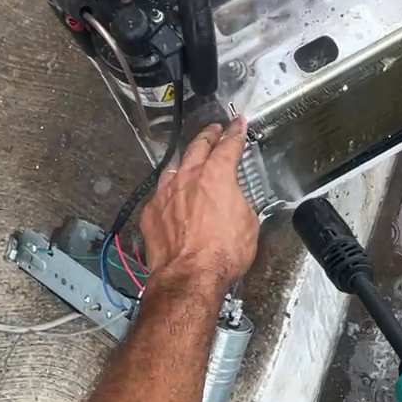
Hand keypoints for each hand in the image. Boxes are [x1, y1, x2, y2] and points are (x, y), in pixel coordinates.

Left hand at [139, 117, 259, 295]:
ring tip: (190, 162)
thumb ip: (240, 204)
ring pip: (175, 167)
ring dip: (185, 162)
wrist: (190, 276)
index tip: (238, 125)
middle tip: (214, 131)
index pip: (228, 145)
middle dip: (208, 136)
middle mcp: (188, 178)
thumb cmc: (222, 253)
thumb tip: (235, 204)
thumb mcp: (249, 224)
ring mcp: (166, 193)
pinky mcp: (152, 212)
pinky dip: (169, 192)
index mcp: (217, 175)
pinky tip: (173, 198)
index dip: (236, 132)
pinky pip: (160, 194)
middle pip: (197, 146)